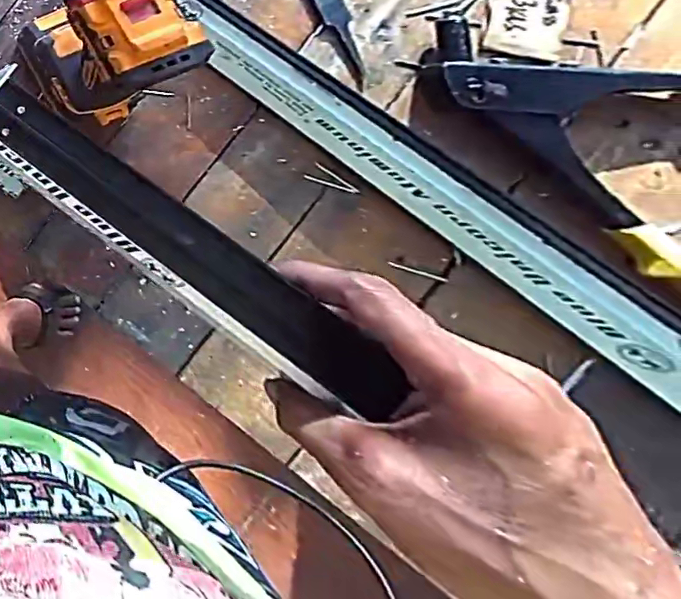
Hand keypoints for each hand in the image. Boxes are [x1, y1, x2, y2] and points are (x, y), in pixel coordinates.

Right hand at [269, 261, 680, 598]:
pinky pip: (466, 381)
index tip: (283, 276)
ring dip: (387, 369)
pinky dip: (424, 394)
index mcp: (474, 382)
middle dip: (347, 340)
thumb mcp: (376, 480)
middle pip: (402, 328)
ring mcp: (542, 397)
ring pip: (432, 355)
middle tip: (311, 361)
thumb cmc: (513, 561)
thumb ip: (309, 419)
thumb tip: (284, 389)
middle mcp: (516, 377)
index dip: (316, 278)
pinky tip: (416, 432)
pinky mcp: (554, 419)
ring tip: (367, 409)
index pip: (375, 298)